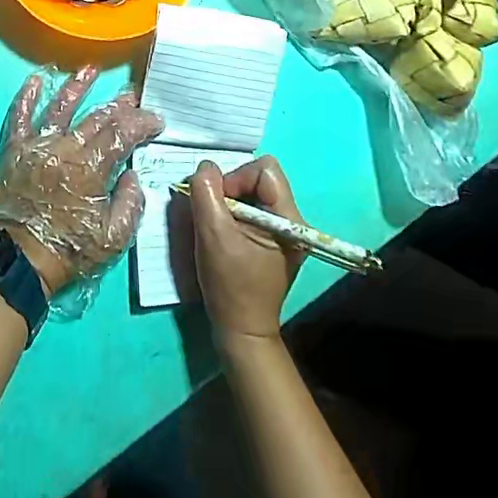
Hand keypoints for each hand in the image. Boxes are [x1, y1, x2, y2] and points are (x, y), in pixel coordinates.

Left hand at [0, 67, 162, 296]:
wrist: (16, 260)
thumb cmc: (68, 250)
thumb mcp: (113, 238)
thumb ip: (130, 203)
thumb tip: (131, 175)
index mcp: (91, 166)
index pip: (122, 134)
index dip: (141, 123)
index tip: (155, 120)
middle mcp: (65, 147)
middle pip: (96, 118)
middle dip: (117, 106)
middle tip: (131, 95)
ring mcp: (37, 145)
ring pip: (60, 107)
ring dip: (77, 87)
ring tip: (90, 70)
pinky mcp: (13, 150)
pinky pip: (19, 116)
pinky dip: (27, 96)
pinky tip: (36, 80)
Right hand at [190, 157, 304, 344]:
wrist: (240, 329)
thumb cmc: (230, 284)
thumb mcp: (212, 235)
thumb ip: (206, 193)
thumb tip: (206, 167)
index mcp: (289, 219)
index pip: (265, 169)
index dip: (236, 177)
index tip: (219, 202)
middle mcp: (292, 220)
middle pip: (259, 178)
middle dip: (231, 188)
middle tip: (214, 213)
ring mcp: (283, 231)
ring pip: (253, 192)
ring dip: (229, 201)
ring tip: (216, 224)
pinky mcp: (272, 239)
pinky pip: (252, 208)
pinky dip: (233, 213)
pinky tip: (223, 233)